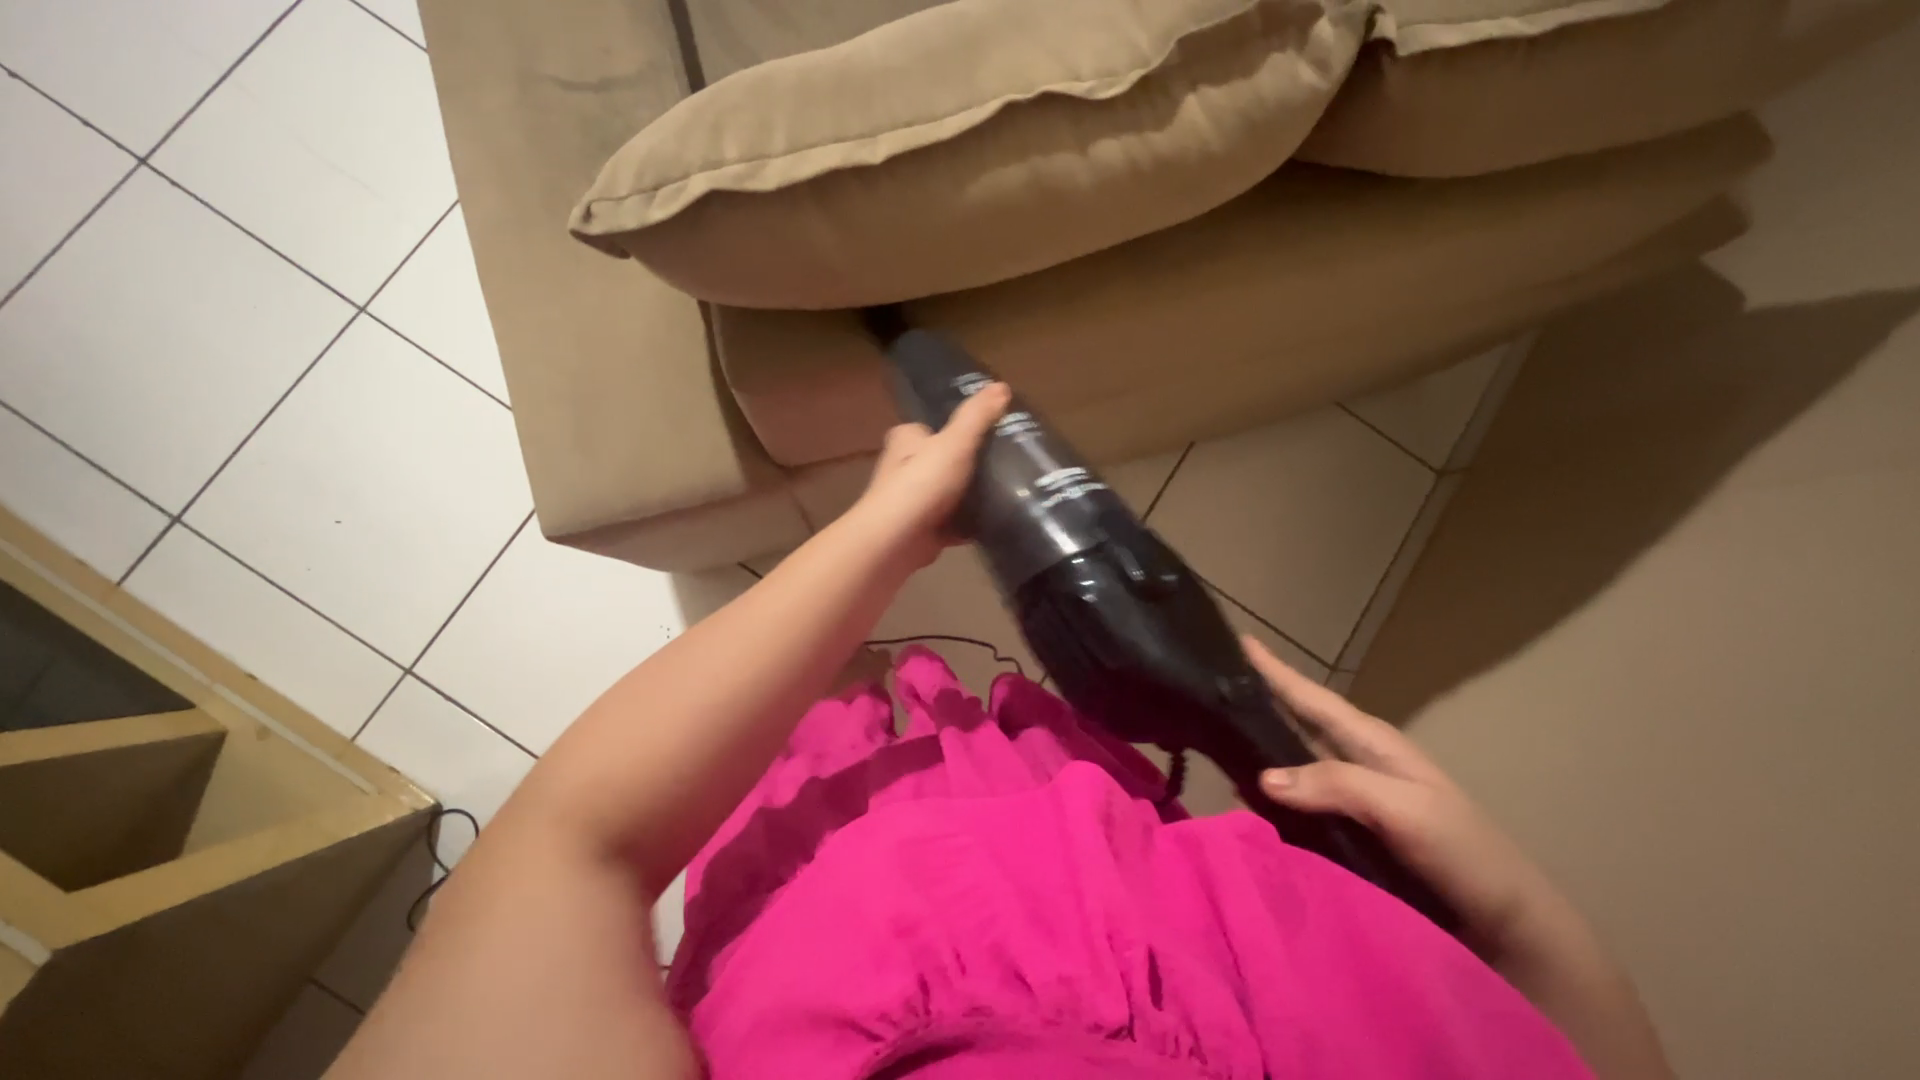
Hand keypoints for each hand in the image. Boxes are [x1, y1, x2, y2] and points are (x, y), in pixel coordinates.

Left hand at [851, 382, 1010, 568]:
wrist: (898, 539)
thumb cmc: (923, 482)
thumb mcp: (955, 441)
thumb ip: (977, 416)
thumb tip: (1001, 385)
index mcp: (906, 441)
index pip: (926, 428)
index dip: (950, 430)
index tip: (982, 433)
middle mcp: (903, 469)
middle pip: (939, 461)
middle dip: (963, 465)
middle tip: (1000, 463)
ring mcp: (912, 502)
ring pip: (947, 494)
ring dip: (968, 496)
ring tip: (1005, 491)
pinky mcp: (923, 531)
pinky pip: (953, 524)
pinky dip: (969, 525)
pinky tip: (994, 523)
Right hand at [1240, 639, 1673, 1077]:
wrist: (1505, 925)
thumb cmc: (1464, 854)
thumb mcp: (1408, 810)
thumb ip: (1339, 785)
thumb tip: (1262, 777)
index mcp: (1373, 745)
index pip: (1313, 699)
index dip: (1276, 672)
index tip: (1237, 640)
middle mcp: (1355, 765)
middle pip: (1294, 726)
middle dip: (1255, 704)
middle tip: (1206, 690)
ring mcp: (1349, 802)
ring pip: (1288, 767)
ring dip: (1251, 754)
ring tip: (1207, 741)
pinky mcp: (1343, 836)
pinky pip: (1291, 808)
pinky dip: (1263, 800)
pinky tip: (1236, 802)